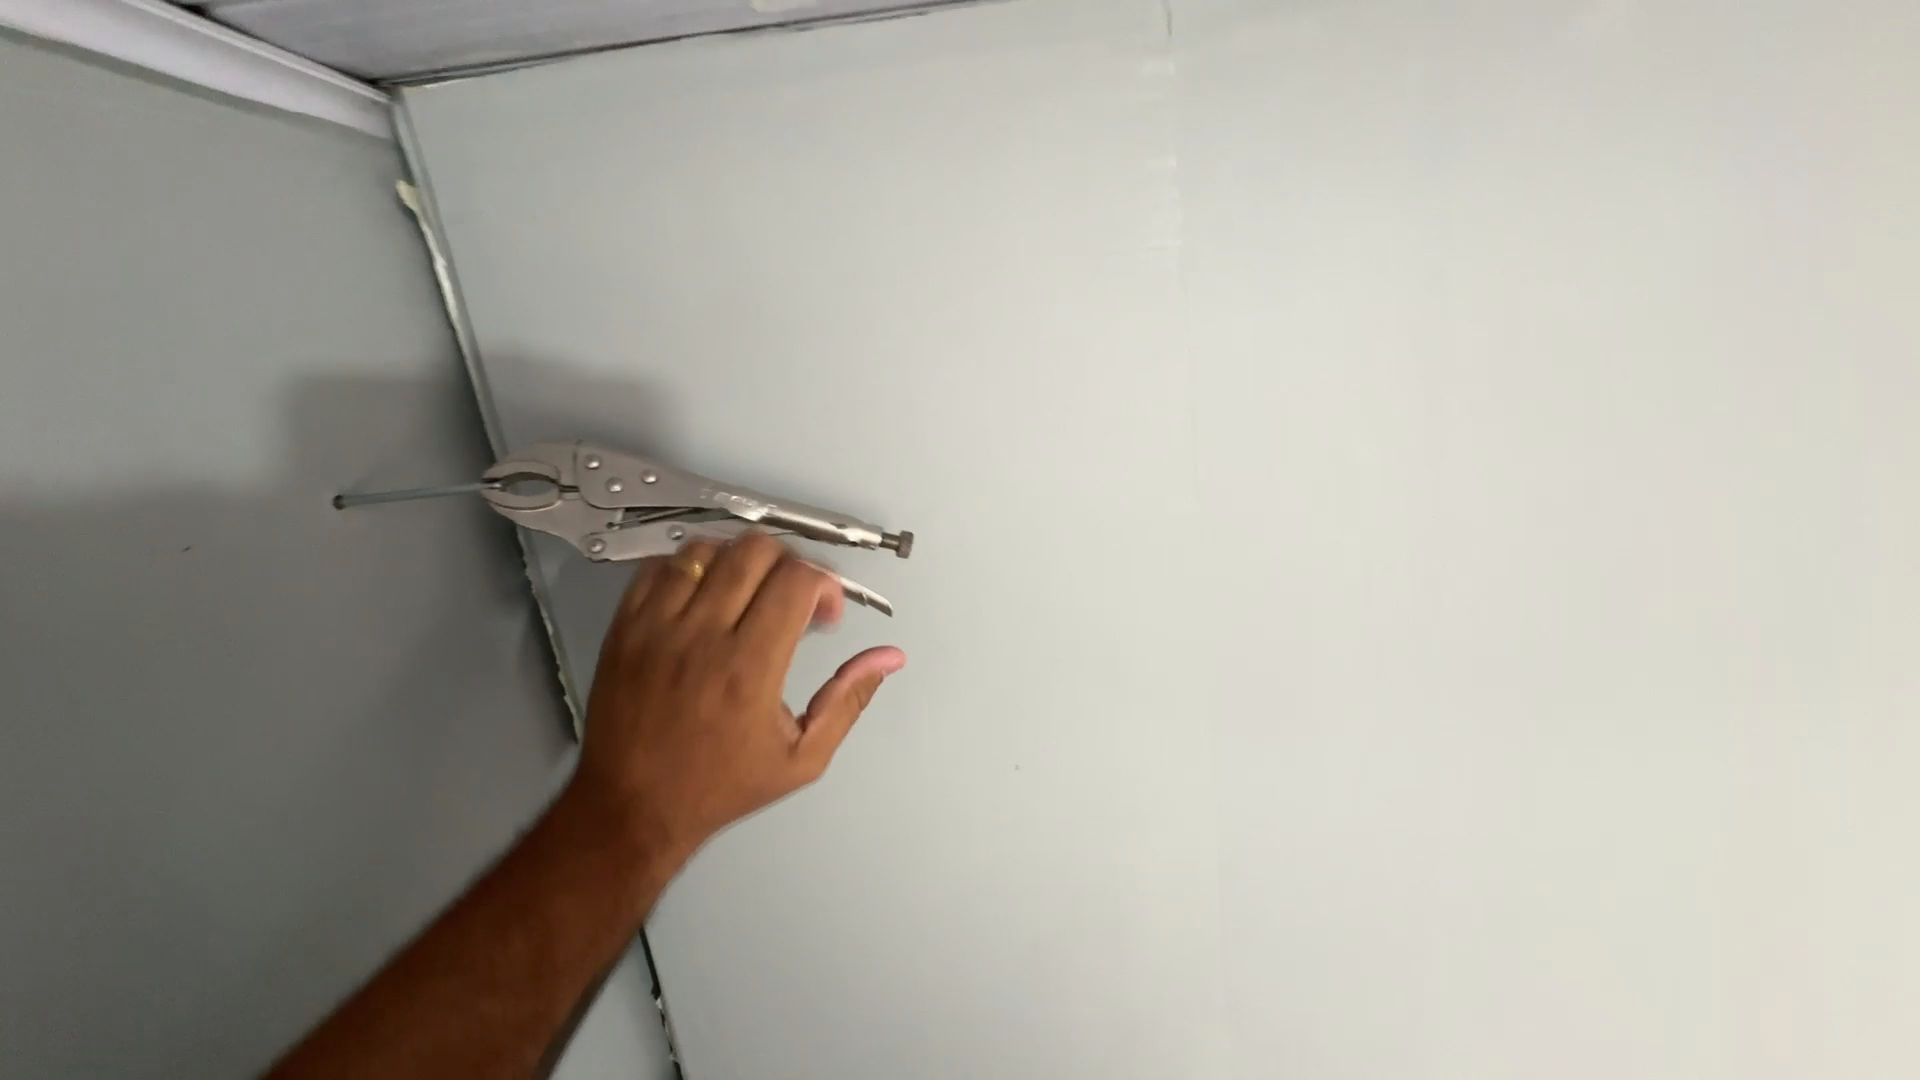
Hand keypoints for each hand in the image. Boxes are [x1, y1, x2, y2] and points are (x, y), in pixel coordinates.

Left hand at [568, 533, 906, 860]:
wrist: (633, 806)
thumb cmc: (721, 786)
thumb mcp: (803, 757)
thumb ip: (849, 700)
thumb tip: (889, 657)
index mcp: (750, 669)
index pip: (797, 580)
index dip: (826, 585)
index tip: (825, 616)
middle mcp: (701, 637)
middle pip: (756, 551)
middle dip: (790, 564)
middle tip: (793, 599)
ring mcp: (656, 627)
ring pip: (708, 549)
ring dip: (741, 561)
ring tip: (749, 594)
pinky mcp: (624, 626)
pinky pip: (661, 565)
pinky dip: (691, 567)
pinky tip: (704, 595)